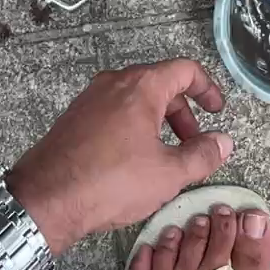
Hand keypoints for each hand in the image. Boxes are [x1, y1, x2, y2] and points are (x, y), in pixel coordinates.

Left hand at [7, 59, 233, 253]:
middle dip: (183, 113)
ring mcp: (91, 98)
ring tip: (166, 157)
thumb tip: (223, 142)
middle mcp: (115, 83)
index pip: (185, 70)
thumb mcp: (168, 173)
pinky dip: (134, 127)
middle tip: (193, 144)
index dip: (207, 88)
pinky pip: (114, 112)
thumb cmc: (109, 182)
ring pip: (136, 100)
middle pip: (160, 85)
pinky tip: (134, 161)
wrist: (46, 199)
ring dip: (158, 122)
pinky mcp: (76, 117)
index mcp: (141, 86)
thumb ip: (202, 155)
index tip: (216, 110)